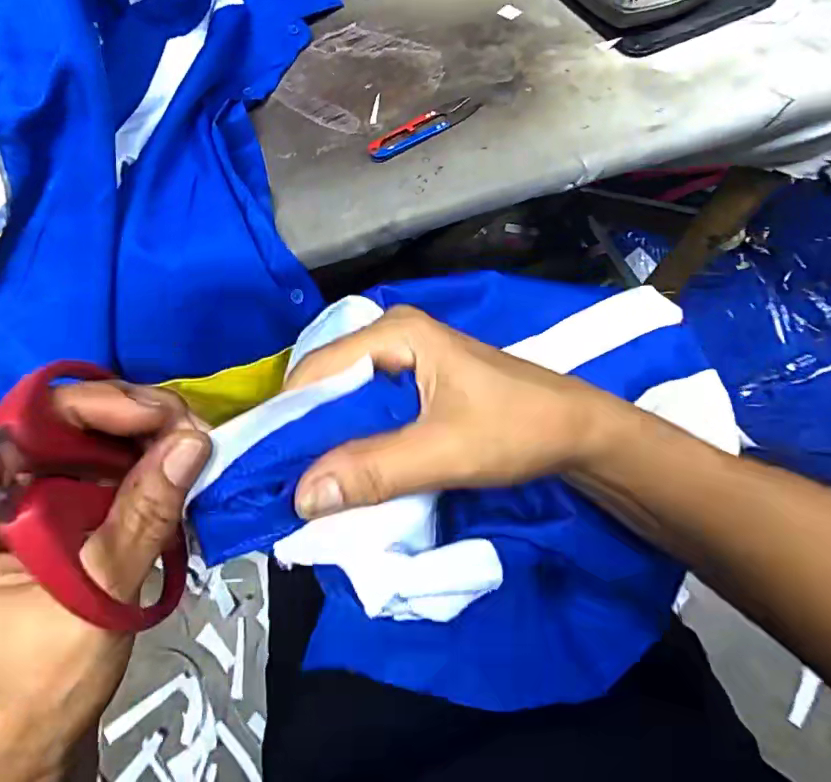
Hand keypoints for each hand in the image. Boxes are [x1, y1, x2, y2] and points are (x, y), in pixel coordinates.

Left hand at [0, 381, 212, 781]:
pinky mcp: (85, 516)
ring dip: (156, 436)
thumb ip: (141, 516)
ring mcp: (48, 504)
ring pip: (104, 444)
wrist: (43, 737)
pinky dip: (159, 462)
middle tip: (192, 430)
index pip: (24, 430)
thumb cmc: (41, 679)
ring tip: (199, 445)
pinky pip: (123, 471)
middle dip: (136, 419)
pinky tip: (188, 464)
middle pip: (71, 427)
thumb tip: (193, 440)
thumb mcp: (92, 595)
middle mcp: (8, 496)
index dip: (90, 409)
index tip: (153, 417)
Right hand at [284, 305, 637, 518]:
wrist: (573, 428)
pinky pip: (368, 411)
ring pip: (346, 401)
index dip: (285, 422)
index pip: (316, 372)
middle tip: (276, 492)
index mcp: (398, 333)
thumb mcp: (446, 452)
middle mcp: (394, 336)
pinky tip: (344, 476)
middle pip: (326, 384)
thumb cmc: (517, 428)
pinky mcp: (416, 383)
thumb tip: (300, 496)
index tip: (257, 476)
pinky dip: (354, 442)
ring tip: (303, 492)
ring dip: (327, 444)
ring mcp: (406, 358)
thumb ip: (376, 469)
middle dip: (303, 436)